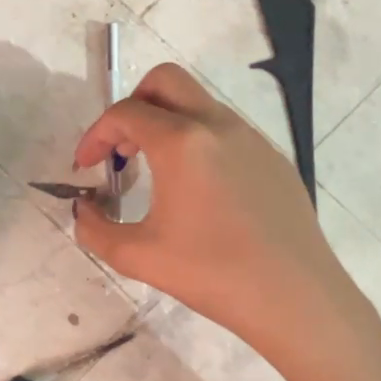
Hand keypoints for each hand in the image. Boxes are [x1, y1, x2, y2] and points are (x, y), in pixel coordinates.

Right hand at [71, 64, 369, 359]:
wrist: (296, 298)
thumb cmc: (210, 273)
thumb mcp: (134, 255)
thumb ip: (93, 227)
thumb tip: (84, 209)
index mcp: (181, 143)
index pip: (124, 113)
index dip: (94, 136)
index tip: (86, 167)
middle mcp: (218, 126)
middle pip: (165, 81)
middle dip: (132, 106)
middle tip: (120, 148)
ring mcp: (252, 139)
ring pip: (197, 104)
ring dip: (165, 124)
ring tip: (153, 173)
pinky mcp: (273, 159)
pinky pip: (224, 131)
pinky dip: (196, 143)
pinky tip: (194, 192)